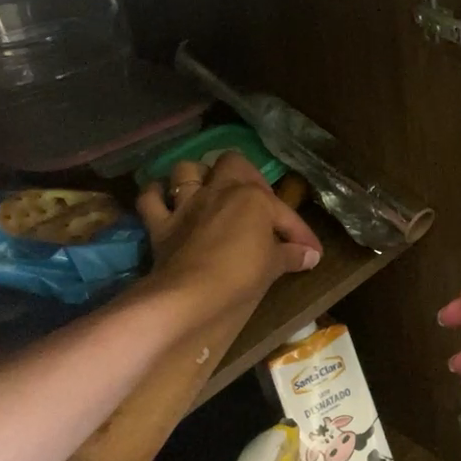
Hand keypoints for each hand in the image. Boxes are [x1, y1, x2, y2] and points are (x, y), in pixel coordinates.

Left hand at [138, 152, 322, 312]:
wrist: (189, 298)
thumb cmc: (241, 275)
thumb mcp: (274, 266)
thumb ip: (291, 255)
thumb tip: (310, 255)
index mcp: (254, 197)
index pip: (285, 213)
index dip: (300, 233)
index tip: (311, 252)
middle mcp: (219, 191)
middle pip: (232, 163)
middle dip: (243, 174)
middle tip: (254, 200)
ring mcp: (186, 205)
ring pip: (186, 170)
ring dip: (196, 177)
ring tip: (207, 190)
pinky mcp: (159, 225)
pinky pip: (150, 199)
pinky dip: (156, 195)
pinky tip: (166, 201)